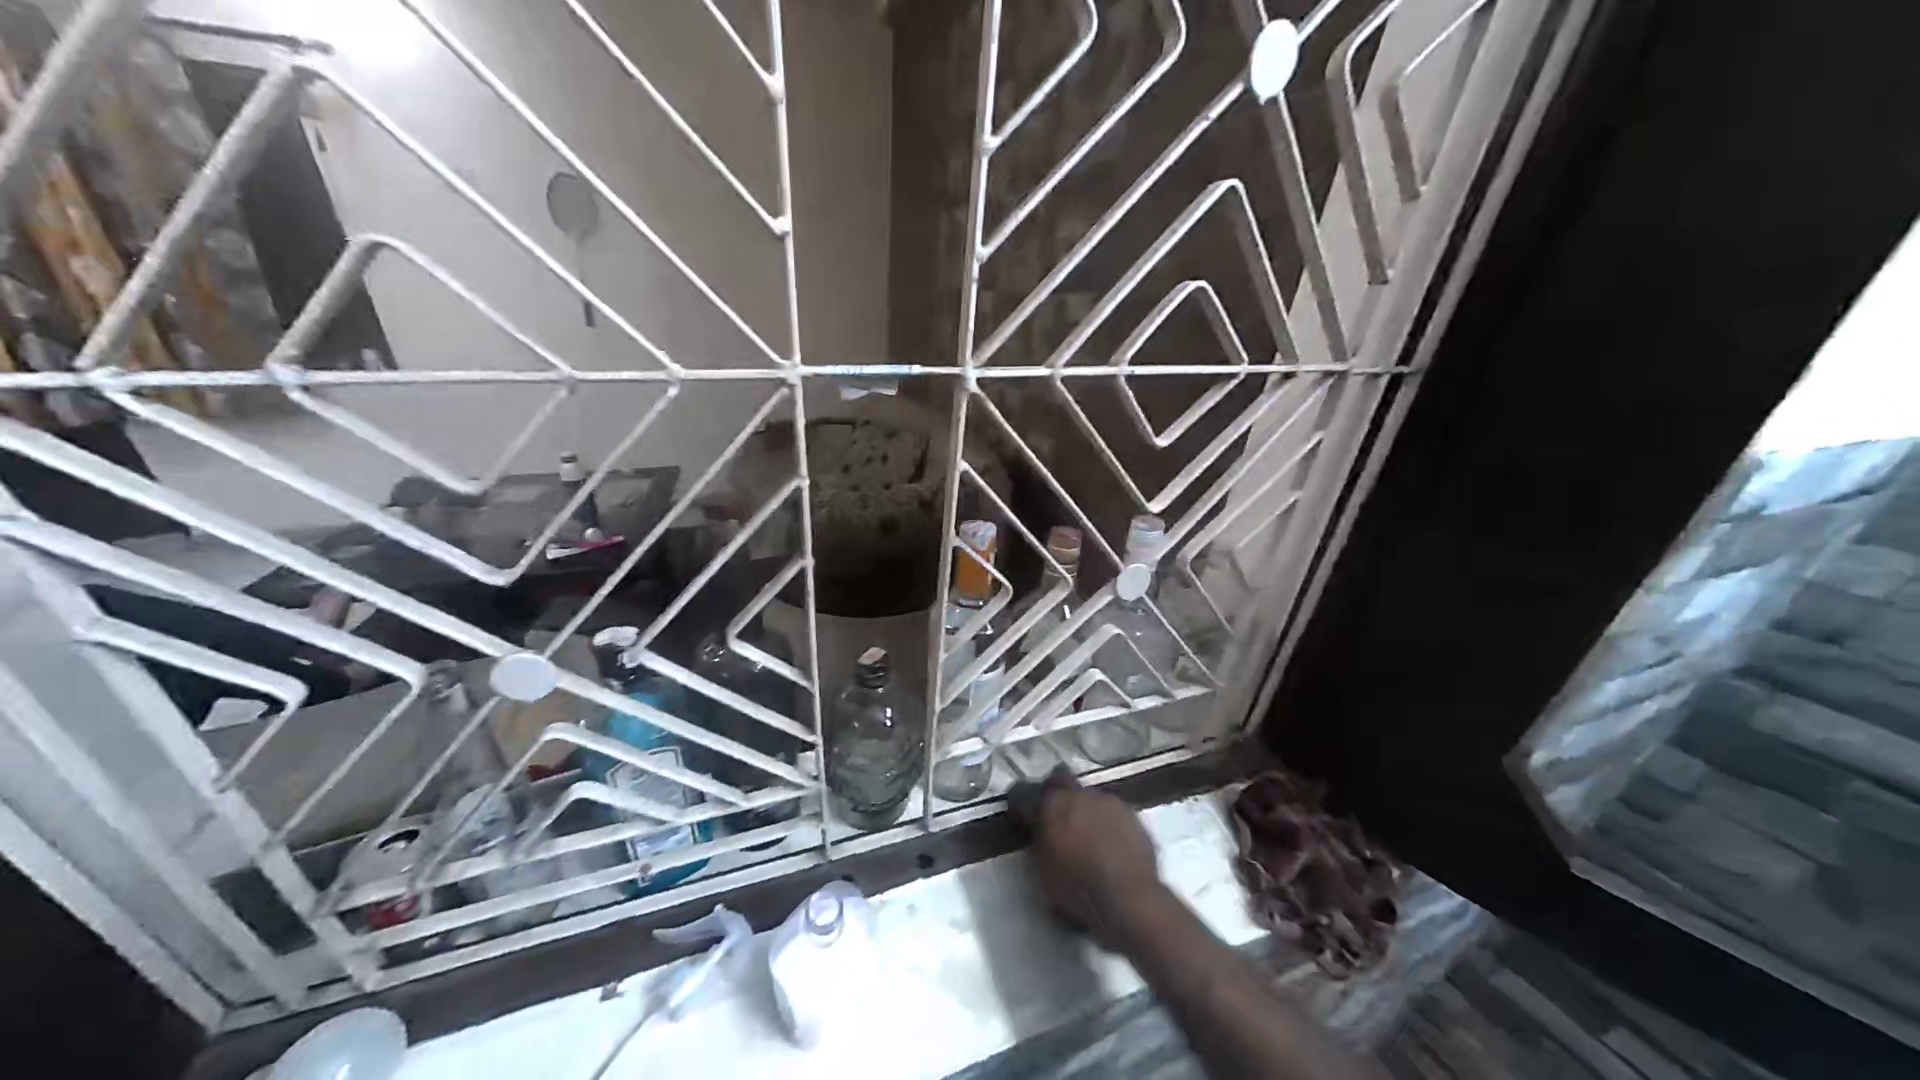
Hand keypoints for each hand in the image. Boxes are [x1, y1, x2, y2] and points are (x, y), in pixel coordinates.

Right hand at [1012, 769, 1162, 941]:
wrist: (1128, 897)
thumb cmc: (1078, 890)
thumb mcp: (1044, 870)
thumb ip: (1040, 842)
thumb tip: (1040, 833)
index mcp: (1047, 806)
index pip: (1022, 794)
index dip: (1022, 805)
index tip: (1023, 816)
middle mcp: (1076, 794)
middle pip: (1059, 779)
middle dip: (1055, 792)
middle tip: (1057, 814)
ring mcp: (1106, 800)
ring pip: (1089, 795)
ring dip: (1085, 808)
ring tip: (1089, 833)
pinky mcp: (1131, 813)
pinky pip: (1112, 811)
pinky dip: (1108, 821)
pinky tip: (1111, 842)